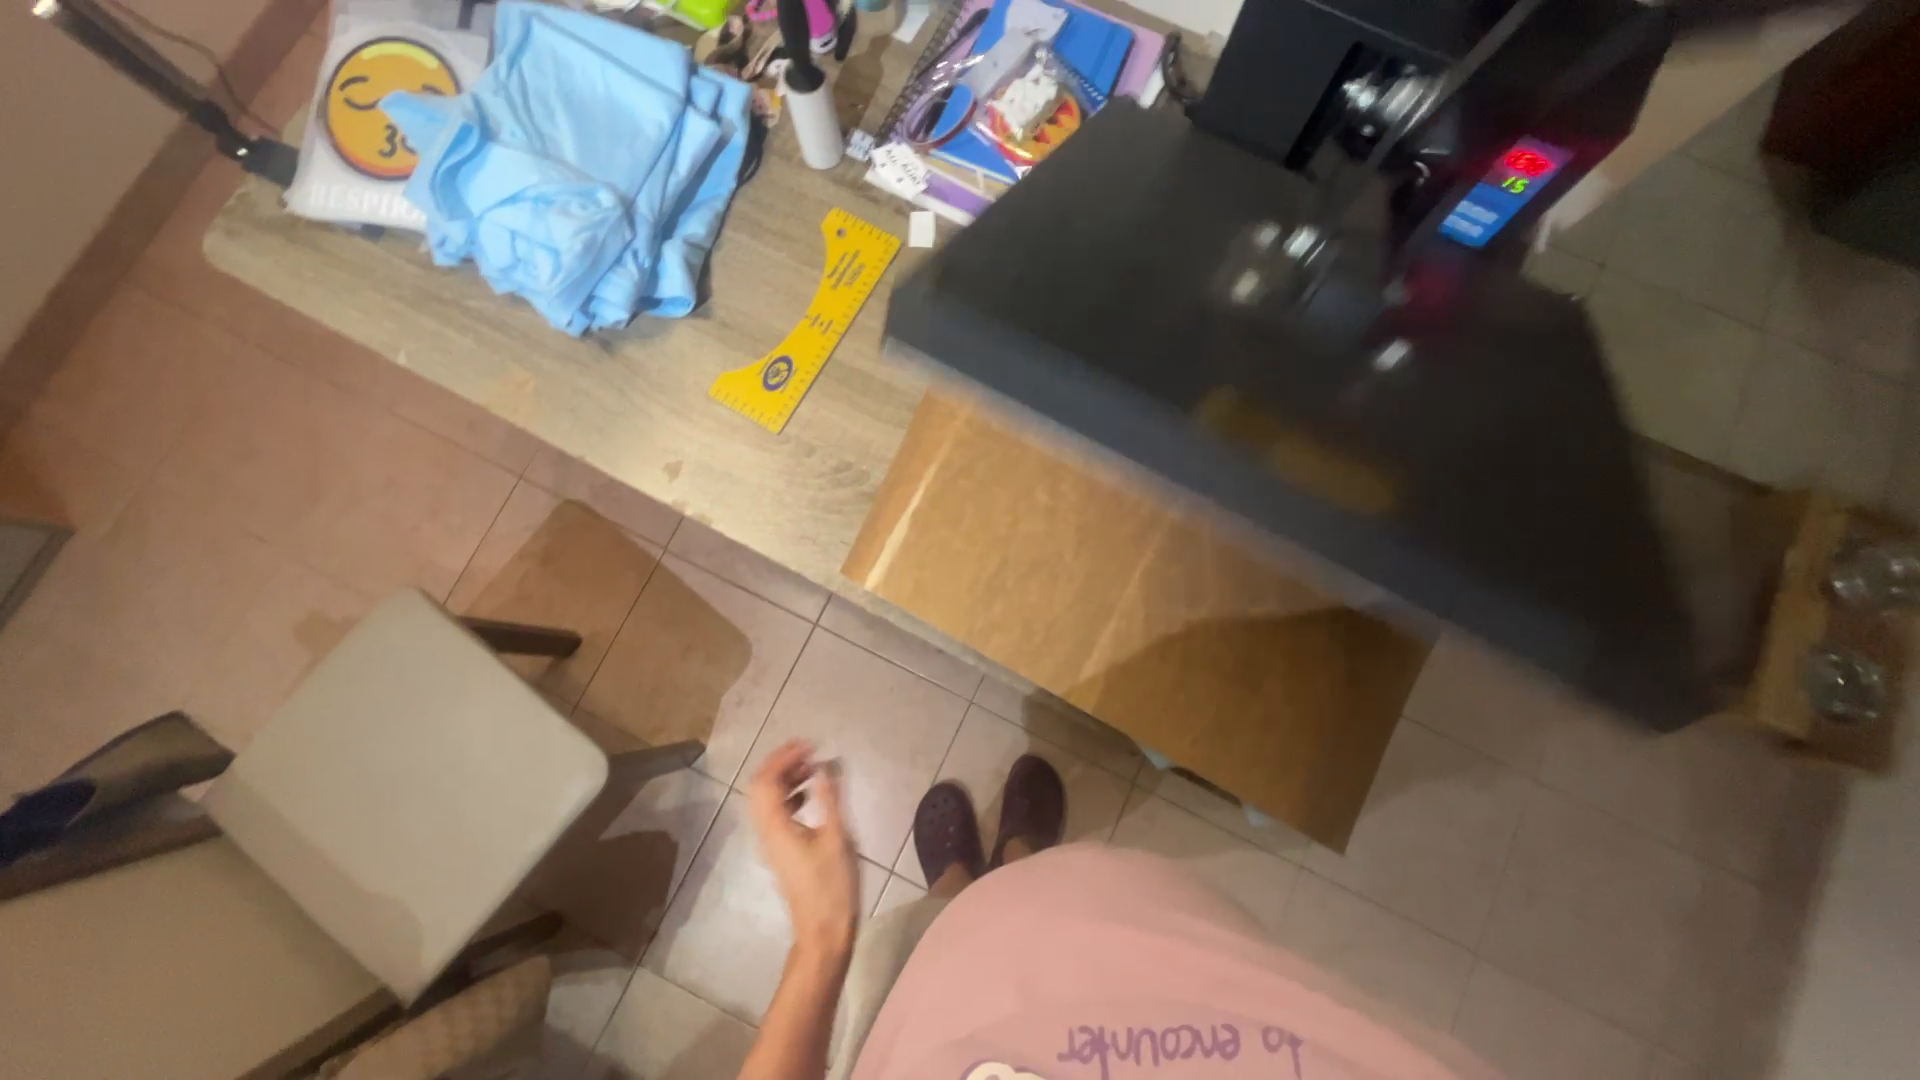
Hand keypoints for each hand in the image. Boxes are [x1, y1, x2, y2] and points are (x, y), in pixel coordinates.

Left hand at [748, 739, 860, 958]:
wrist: (822, 932)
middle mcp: (766, 831)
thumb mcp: (837, 837)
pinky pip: (777, 813)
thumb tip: (826, 764)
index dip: (783, 757)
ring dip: (786, 778)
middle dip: (781, 764)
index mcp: (775, 826)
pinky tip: (812, 794)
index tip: (809, 744)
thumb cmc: (832, 885)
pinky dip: (791, 795)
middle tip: (808, 751)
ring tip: (813, 767)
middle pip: (761, 788)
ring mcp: (772, 842)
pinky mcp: (782, 850)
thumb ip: (830, 797)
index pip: (767, 780)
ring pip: (768, 800)